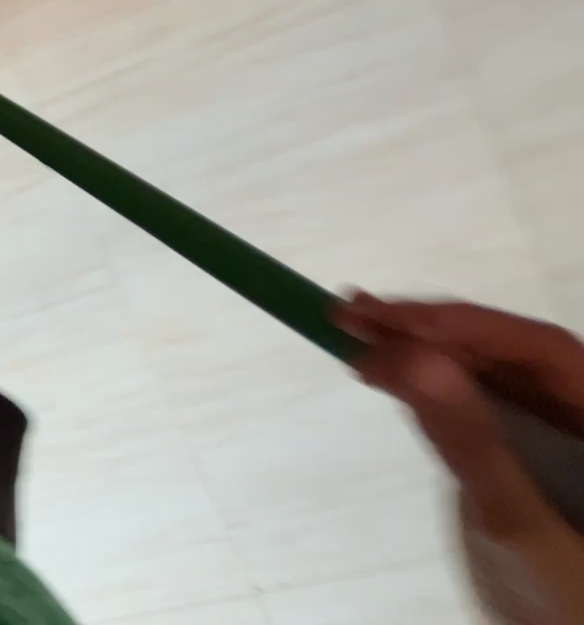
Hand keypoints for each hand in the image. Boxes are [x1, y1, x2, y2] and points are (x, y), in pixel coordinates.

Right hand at [336, 293, 583, 543]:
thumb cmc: (565, 604)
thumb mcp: (519, 529)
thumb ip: (472, 444)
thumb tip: (405, 355)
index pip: (545, 352)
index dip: (460, 324)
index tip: (380, 316)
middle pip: (518, 353)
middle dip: (430, 328)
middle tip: (346, 312)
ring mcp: (571, 436)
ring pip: (498, 369)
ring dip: (422, 343)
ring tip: (351, 325)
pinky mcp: (536, 451)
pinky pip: (487, 397)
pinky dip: (429, 373)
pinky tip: (386, 359)